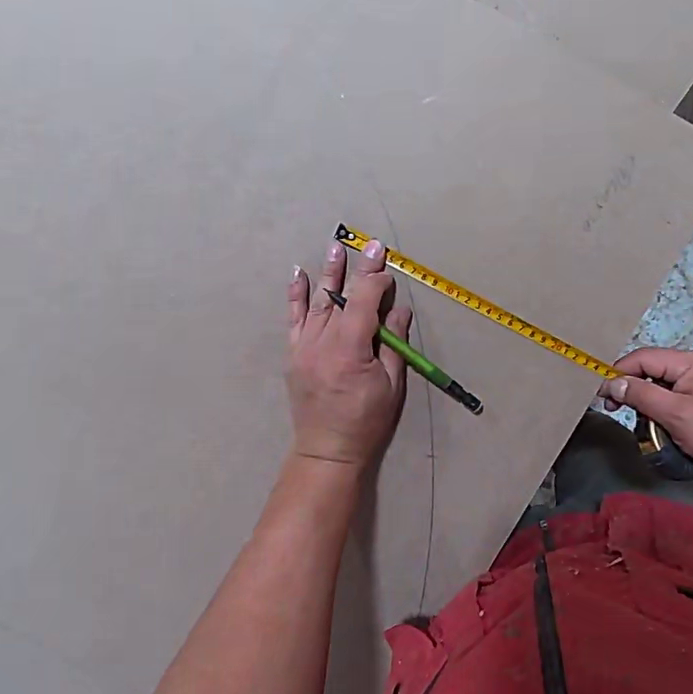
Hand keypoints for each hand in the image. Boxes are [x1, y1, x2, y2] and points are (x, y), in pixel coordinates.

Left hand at [284, 237, 412, 468]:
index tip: (387, 267)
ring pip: (318, 302)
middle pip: (342, 296)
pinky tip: (298, 275)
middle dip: (358, 270)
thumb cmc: (366, 421)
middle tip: (369, 244)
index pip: (363, 302)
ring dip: (328, 274)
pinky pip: (293, 318)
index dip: (376, 281)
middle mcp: (323, 341)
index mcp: (350, 350)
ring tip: (335, 248)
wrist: (326, 449)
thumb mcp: (391, 384)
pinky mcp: (293, 353)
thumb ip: (393, 344)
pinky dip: (295, 296)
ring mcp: (304, 346)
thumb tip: (399, 310)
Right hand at [597, 348, 692, 483]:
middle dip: (636, 389)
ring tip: (650, 422)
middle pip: (656, 368)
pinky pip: (685, 392)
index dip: (619, 374)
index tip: (603, 396)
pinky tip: (671, 423)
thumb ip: (641, 395)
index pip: (644, 357)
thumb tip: (613, 382)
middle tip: (623, 412)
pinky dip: (671, 404)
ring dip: (654, 399)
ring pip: (669, 382)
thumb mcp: (676, 415)